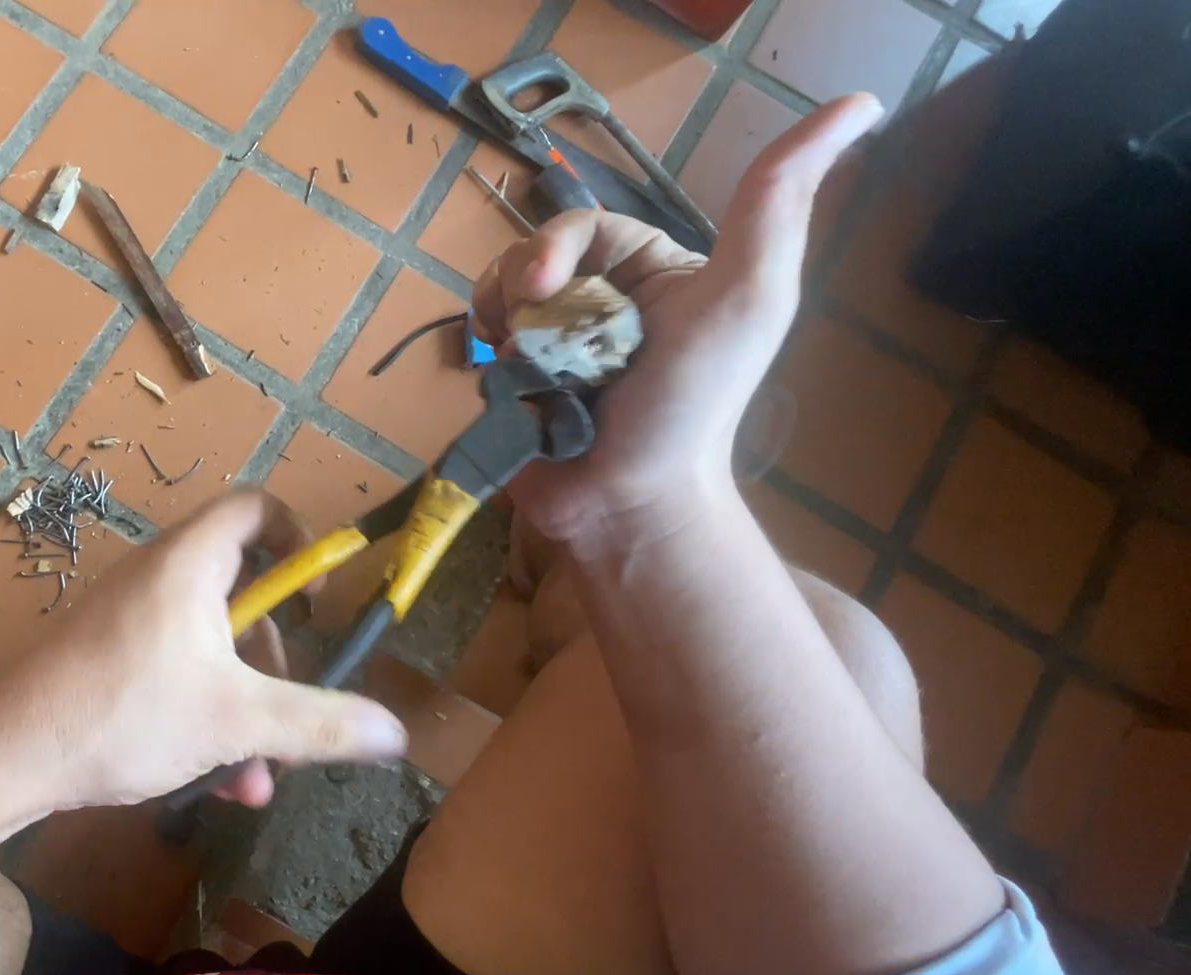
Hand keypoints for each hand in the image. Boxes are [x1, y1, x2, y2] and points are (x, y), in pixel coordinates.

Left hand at [0, 491, 406, 810]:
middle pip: (245, 596)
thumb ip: (321, 724)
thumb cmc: (125, 714)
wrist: (8, 754)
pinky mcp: (112, 657)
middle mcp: (160, 577)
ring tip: (252, 781)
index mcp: (190, 562)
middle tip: (288, 722)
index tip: (317, 599)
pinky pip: (178, 671)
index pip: (256, 508)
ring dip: (244, 711)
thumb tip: (397, 733)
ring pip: (214, 649)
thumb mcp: (237, 721)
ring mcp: (132, 618)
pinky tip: (216, 784)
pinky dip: (205, 716)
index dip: (299, 539)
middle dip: (276, 667)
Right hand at [473, 94, 881, 542]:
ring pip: (498, 300)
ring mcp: (554, 347)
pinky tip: (501, 379)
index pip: (582, 229)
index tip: (538, 287)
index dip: (550, 246)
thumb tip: (858, 100)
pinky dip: (486, 358)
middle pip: (530, 260)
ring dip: (498, 322)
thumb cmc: (687, 407)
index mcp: (651, 275)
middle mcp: (599, 303)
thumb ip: (774, 207)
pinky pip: (485, 348)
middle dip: (518, 288)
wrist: (627, 504)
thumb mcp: (746, 300)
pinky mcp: (520, 385)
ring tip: (515, 363)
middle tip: (527, 331)